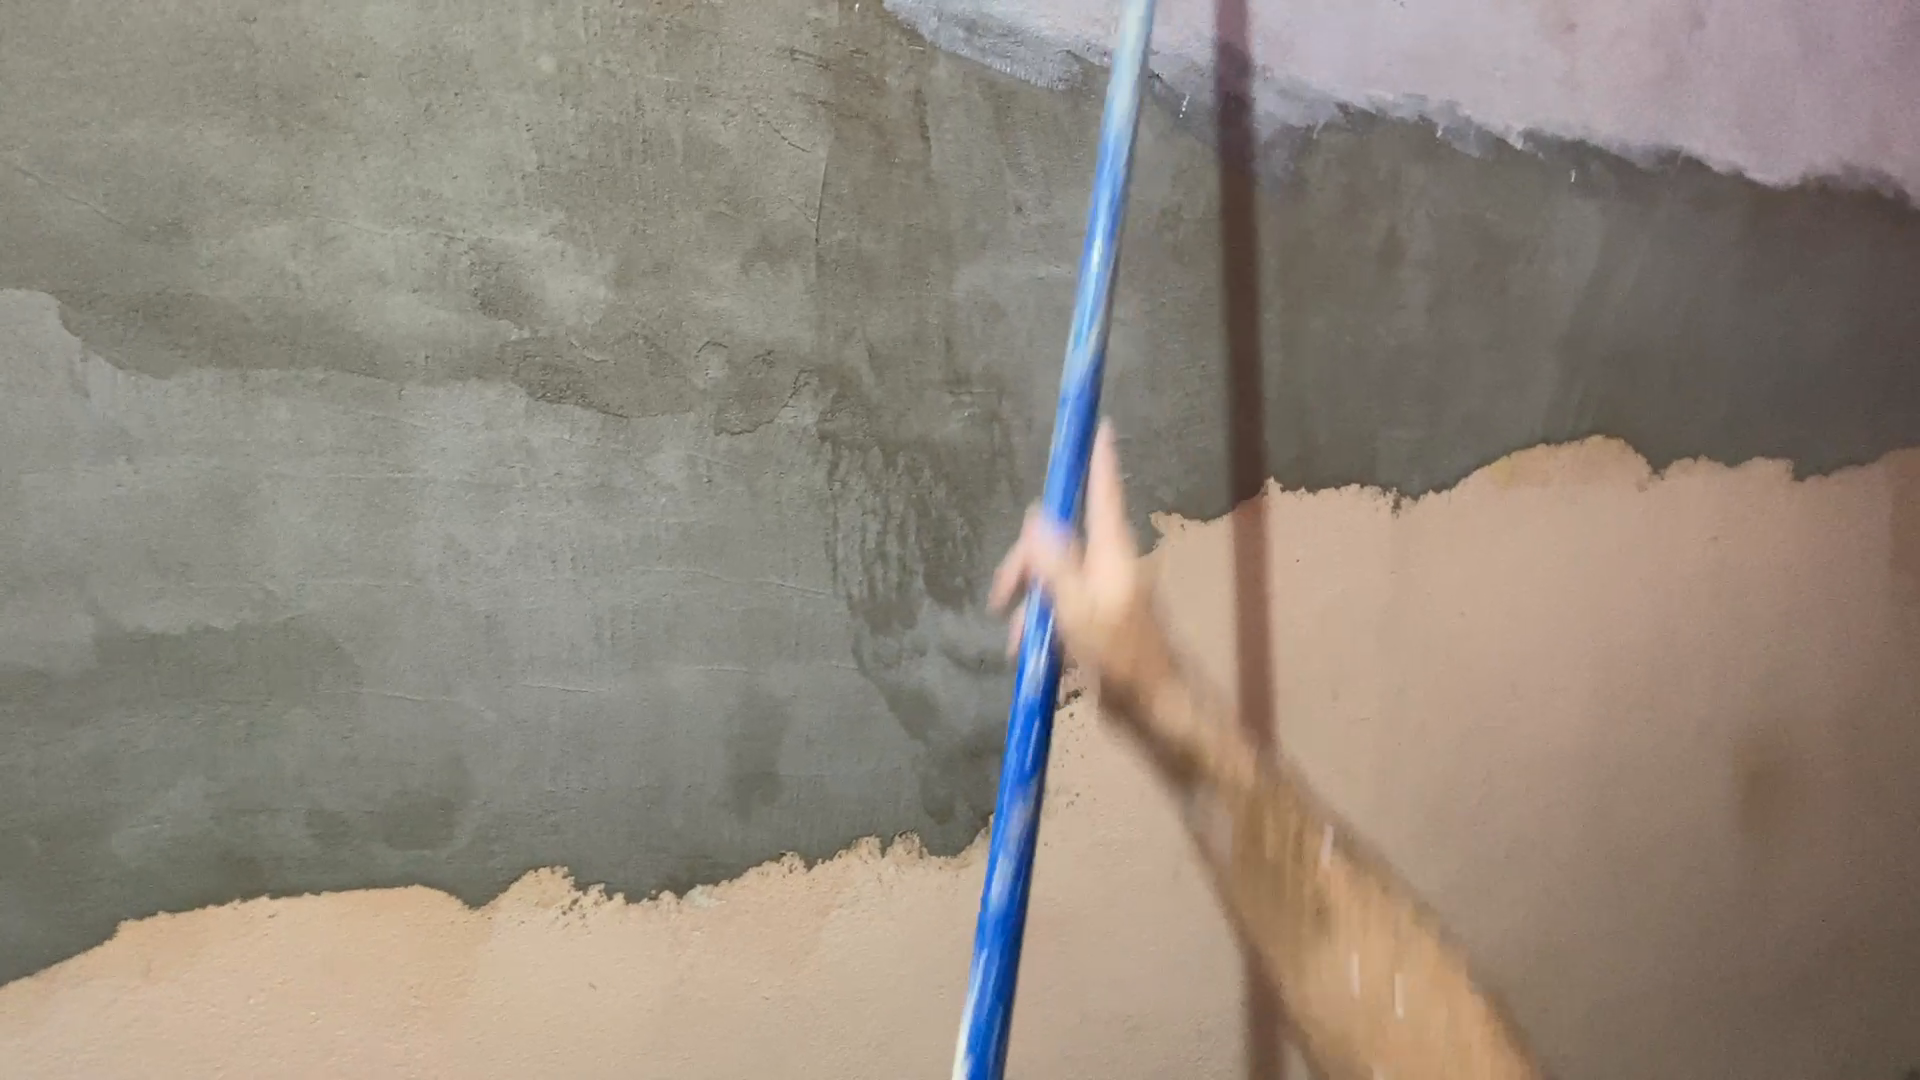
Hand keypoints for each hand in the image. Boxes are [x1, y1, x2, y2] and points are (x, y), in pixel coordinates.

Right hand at [987, 421, 1173, 715]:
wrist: (1156, 713)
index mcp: (1111, 554)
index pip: (1103, 493)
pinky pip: (1062, 611)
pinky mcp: (1099, 625)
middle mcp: (1108, 567)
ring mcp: (1103, 597)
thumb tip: (1035, 515)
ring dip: (1030, 607)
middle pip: (1060, 543)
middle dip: (1025, 565)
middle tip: (1000, 597)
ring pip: (1055, 581)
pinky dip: (1043, 626)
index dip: (1099, 460)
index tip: (1101, 427)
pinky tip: (1030, 654)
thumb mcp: (1078, 609)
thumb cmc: (1121, 658)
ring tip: (1017, 644)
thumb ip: (1055, 563)